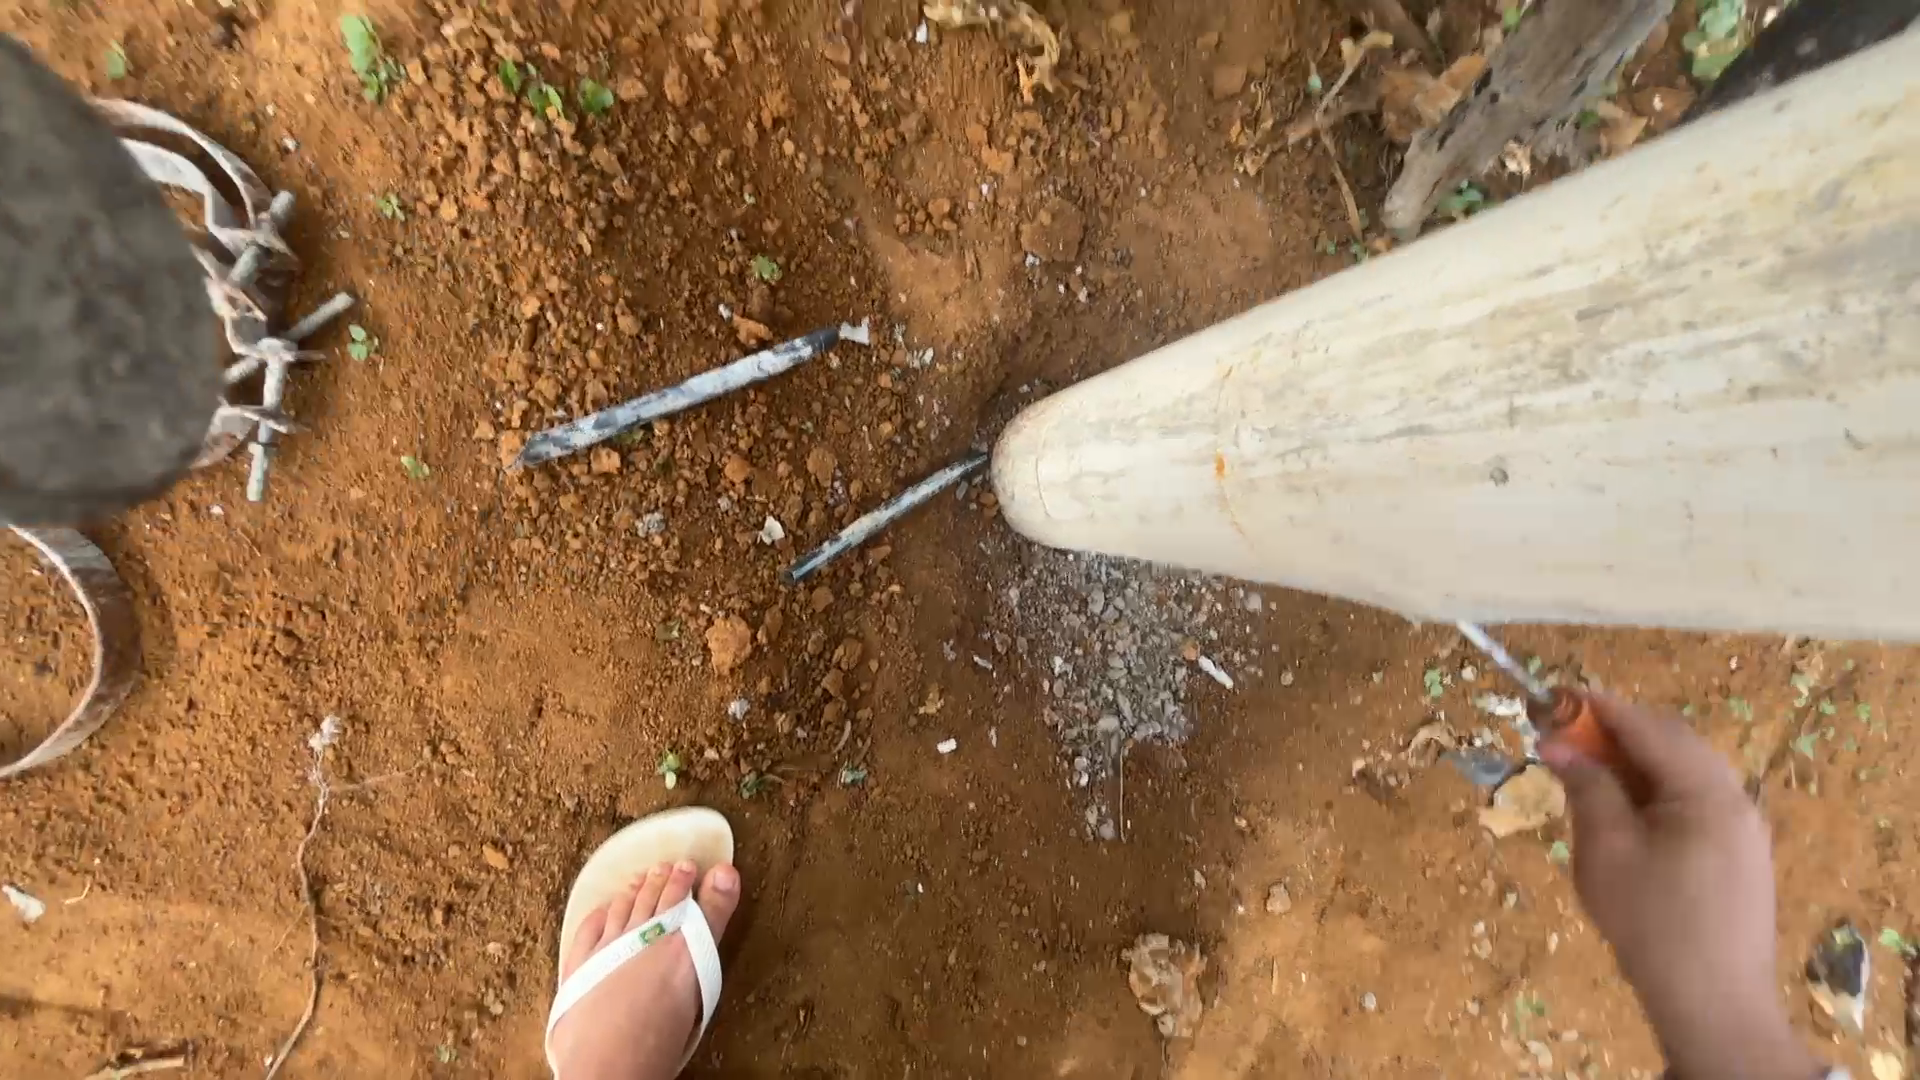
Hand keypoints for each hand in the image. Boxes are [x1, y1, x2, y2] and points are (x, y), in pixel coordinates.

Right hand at [1538, 695, 1820, 1079]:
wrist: (1710, 998)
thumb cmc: (1650, 916)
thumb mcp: (1604, 845)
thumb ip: (1584, 785)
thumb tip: (1554, 743)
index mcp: (1708, 795)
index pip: (1648, 728)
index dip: (1596, 705)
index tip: (1548, 694)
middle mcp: (1734, 802)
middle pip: (1671, 740)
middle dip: (1611, 727)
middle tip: (1556, 730)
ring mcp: (1738, 828)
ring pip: (1678, 767)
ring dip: (1626, 755)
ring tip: (1575, 763)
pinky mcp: (1731, 851)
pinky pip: (1685, 795)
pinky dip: (1644, 782)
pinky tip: (1611, 798)